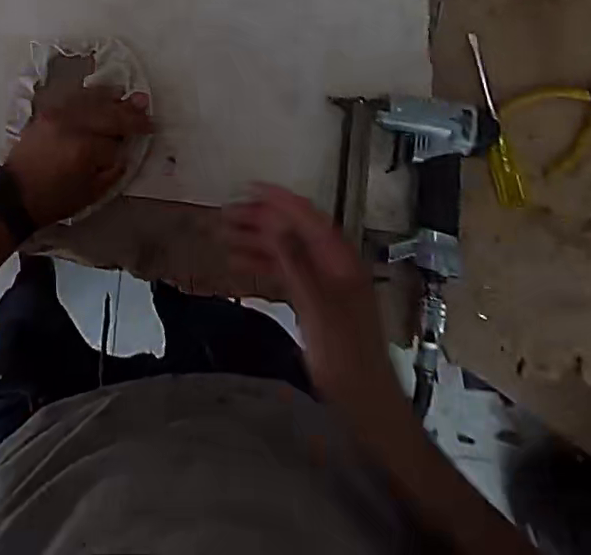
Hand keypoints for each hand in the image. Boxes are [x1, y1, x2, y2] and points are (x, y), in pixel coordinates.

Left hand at [6, 86, 151, 225]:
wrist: (12, 197)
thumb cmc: (52, 200)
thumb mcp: (90, 194)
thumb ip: (112, 172)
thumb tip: (124, 153)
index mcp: (84, 150)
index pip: (115, 142)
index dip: (128, 143)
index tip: (144, 135)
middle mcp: (72, 126)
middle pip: (108, 114)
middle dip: (130, 113)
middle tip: (146, 108)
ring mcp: (58, 116)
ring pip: (92, 100)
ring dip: (112, 98)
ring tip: (128, 95)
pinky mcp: (47, 113)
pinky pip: (73, 97)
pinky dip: (90, 94)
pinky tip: (102, 93)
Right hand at [222, 184, 403, 415]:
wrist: (365, 402)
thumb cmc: (345, 357)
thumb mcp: (317, 307)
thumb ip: (296, 264)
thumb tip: (275, 225)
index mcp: (340, 259)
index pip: (308, 217)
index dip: (279, 200)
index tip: (250, 188)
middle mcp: (334, 264)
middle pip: (295, 231)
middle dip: (262, 220)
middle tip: (227, 214)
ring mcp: (325, 283)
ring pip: (288, 252)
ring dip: (258, 241)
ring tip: (224, 236)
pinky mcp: (316, 302)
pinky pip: (287, 274)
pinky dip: (264, 266)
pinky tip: (240, 264)